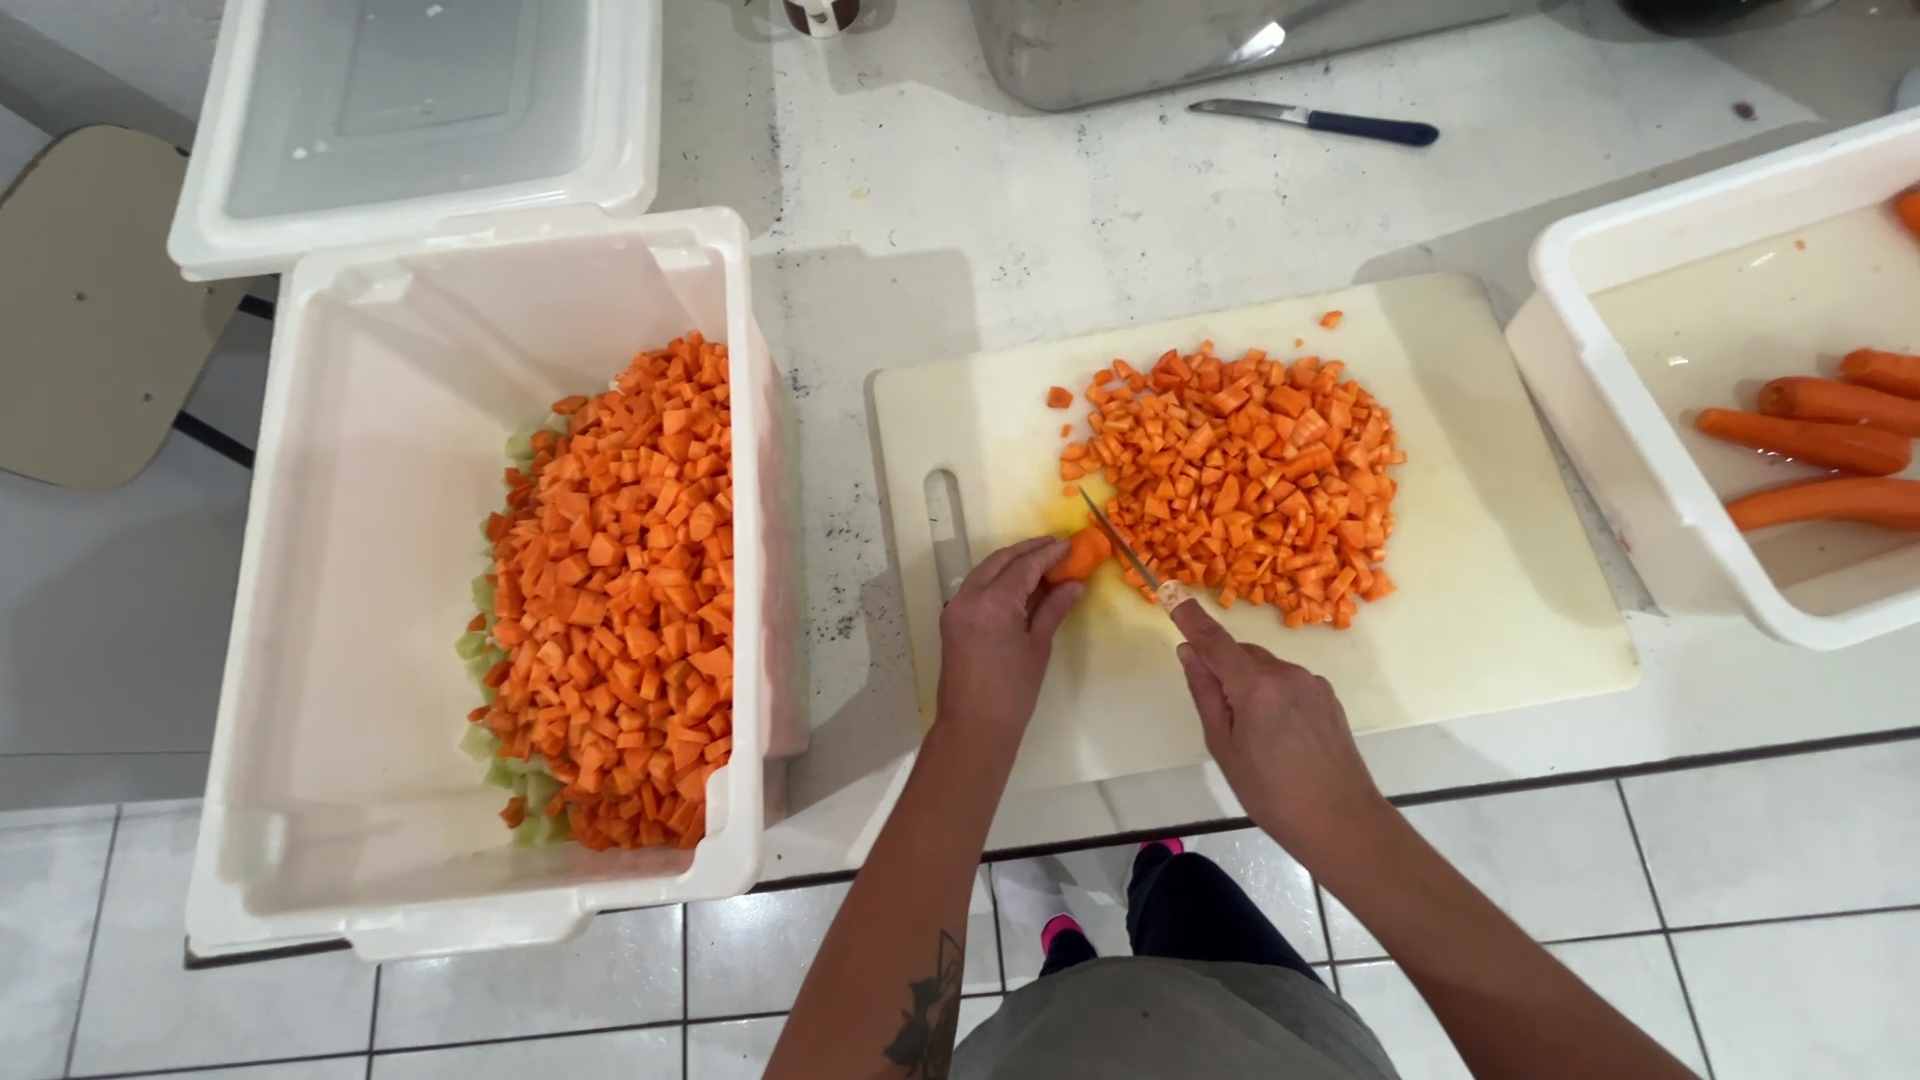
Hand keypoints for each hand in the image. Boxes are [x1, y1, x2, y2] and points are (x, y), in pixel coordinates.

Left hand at [935, 537, 1083, 744]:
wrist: (973, 726)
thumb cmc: (1013, 691)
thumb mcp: (1038, 646)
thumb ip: (1053, 609)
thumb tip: (1073, 584)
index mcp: (993, 602)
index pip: (1024, 566)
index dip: (1048, 554)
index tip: (1069, 545)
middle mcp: (969, 596)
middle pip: (1000, 560)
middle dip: (1028, 550)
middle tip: (1055, 545)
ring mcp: (955, 607)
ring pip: (985, 571)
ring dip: (1011, 562)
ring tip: (1040, 559)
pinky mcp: (950, 619)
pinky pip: (975, 587)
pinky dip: (996, 578)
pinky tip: (1017, 582)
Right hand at [1170, 600, 1387, 855]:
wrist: (1343, 823)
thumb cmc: (1271, 792)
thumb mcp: (1224, 746)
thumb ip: (1205, 693)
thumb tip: (1189, 653)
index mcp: (1256, 686)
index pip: (1215, 641)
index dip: (1191, 619)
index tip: (1173, 596)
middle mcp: (1287, 674)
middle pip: (1240, 654)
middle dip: (1222, 667)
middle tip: (1218, 713)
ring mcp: (1312, 684)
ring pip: (1264, 668)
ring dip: (1248, 683)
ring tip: (1253, 734)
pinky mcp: (1327, 697)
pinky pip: (1286, 682)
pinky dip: (1271, 693)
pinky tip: (1278, 734)